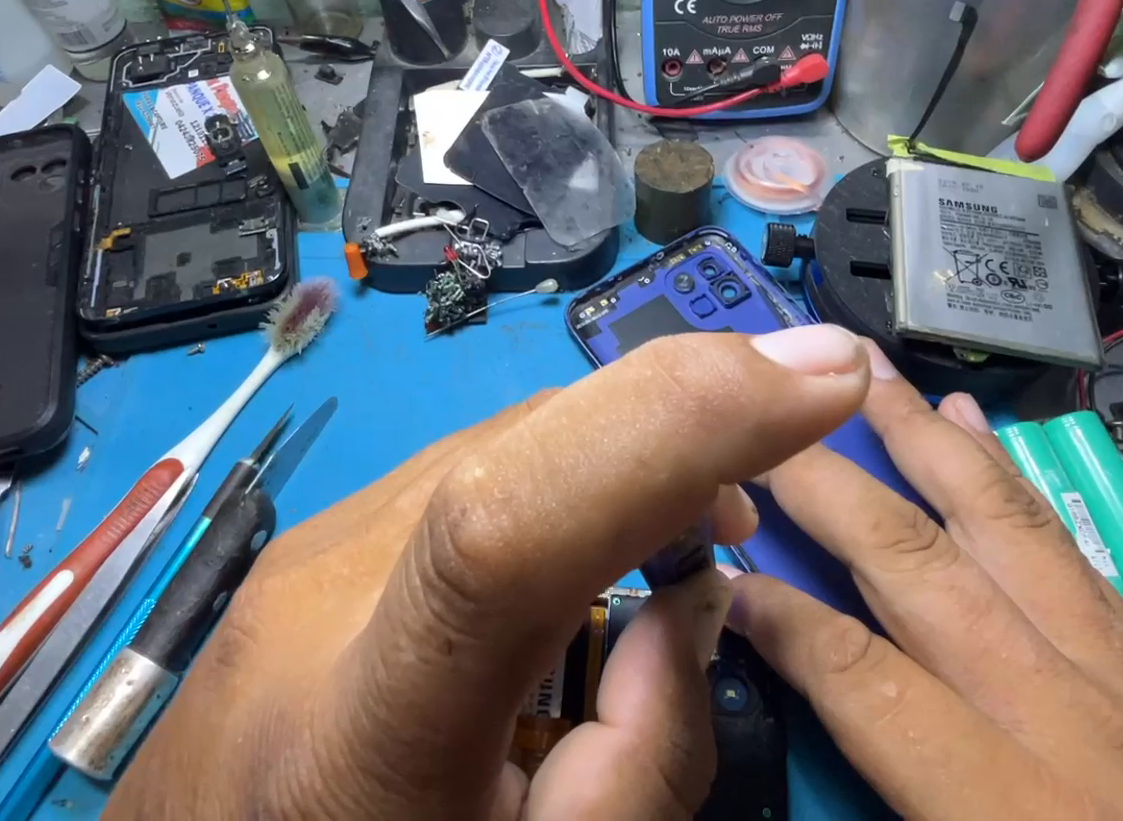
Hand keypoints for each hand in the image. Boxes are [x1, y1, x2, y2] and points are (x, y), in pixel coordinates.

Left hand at [108, 325, 875, 818]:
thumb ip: (642, 750)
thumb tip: (692, 590)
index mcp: (361, 733)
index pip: (508, 526)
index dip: (674, 421)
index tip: (815, 372)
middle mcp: (318, 598)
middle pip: (528, 452)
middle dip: (678, 425)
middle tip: (770, 462)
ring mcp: (307, 546)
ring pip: (510, 442)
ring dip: (621, 455)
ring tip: (684, 526)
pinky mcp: (315, 532)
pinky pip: (471, 467)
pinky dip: (561, 475)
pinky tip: (585, 537)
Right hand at [729, 355, 1122, 819]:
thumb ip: (878, 809)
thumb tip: (793, 745)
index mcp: (1016, 807)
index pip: (861, 676)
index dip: (780, 618)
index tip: (721, 578)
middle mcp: (1074, 721)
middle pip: (920, 569)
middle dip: (826, 488)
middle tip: (756, 424)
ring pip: (1002, 526)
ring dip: (924, 442)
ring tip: (868, 373)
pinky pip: (1069, 547)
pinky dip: (1007, 476)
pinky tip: (972, 426)